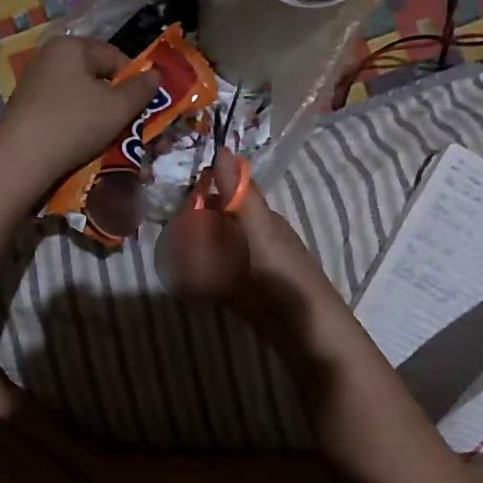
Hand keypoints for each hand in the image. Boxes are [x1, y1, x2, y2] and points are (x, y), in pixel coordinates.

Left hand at [0, 36, 162, 182]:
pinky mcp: (23, 109)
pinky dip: (73, 125)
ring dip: (95, 116)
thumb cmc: (74, 123)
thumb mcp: (118, 107)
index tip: (143, 107)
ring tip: (105, 139)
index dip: (134, 80)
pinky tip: (79, 144)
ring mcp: (32, 84)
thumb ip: (140, 89)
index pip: (114, 56)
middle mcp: (47, 58)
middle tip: (126, 125)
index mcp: (70, 47)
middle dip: (114, 100)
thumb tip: (154, 75)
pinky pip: (59, 112)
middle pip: (94, 76)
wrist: (22, 158)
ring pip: (77, 97)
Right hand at [159, 151, 334, 316]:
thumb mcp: (259, 233)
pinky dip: (200, 281)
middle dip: (193, 233)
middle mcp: (251, 237)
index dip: (199, 198)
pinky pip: (212, 278)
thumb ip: (239, 196)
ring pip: (210, 252)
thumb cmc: (283, 278)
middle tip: (178, 247)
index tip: (176, 209)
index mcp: (258, 219)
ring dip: (194, 259)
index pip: (221, 195)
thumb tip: (223, 148)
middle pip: (212, 224)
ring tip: (184, 271)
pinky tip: (191, 288)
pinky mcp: (241, 292)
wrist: (306, 334)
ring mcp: (246, 266)